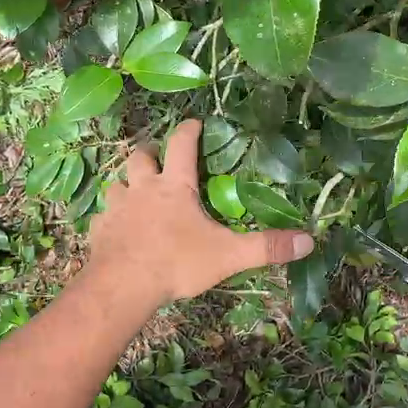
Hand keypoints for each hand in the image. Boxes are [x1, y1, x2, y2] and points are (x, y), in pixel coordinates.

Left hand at [85, 119, 313, 302]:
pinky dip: (109, 219)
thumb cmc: (176, 262)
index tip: (194, 122)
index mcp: (174, 187)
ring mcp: (117, 209)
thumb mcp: (228, 255)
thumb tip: (308, 241)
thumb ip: (266, 247)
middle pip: (140, 157)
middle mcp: (142, 189)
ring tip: (134, 192)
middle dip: (150, 153)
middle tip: (157, 157)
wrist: (123, 285)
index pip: (182, 145)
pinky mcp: (100, 230)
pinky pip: (102, 218)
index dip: (188, 130)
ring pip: (116, 184)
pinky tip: (114, 229)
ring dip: (125, 184)